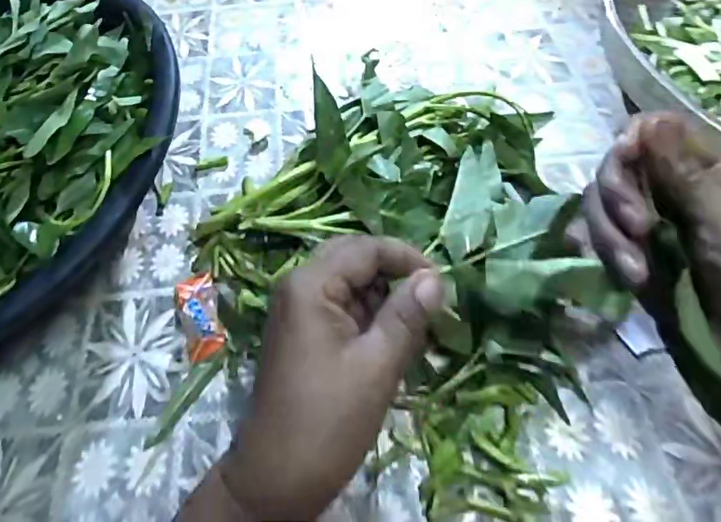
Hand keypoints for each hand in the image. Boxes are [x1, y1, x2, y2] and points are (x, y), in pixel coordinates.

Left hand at [211, 236, 444, 519]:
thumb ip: (405, 317)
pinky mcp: (301, 330)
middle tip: (434, 301)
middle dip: (394, 274)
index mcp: (309, 283)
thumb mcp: (376, 367)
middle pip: (352, 259)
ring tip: (420, 327)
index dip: (404, 256)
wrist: (277, 474)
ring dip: (383, 297)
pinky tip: (395, 340)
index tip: (443, 281)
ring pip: (348, 283)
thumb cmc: (329, 419)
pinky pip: (339, 306)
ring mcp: (296, 307)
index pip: (363, 248)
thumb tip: (435, 277)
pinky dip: (368, 316)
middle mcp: (298, 284)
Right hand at [578, 113, 720, 395]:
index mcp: (715, 180)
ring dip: (608, 230)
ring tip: (637, 271)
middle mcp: (678, 198)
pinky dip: (595, 246)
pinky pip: (595, 237)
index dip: (634, 138)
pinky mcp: (634, 263)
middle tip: (637, 227)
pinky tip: (609, 268)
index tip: (627, 156)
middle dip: (617, 190)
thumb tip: (652, 115)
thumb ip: (685, 172)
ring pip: (600, 202)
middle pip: (620, 165)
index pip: (657, 134)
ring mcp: (654, 233)